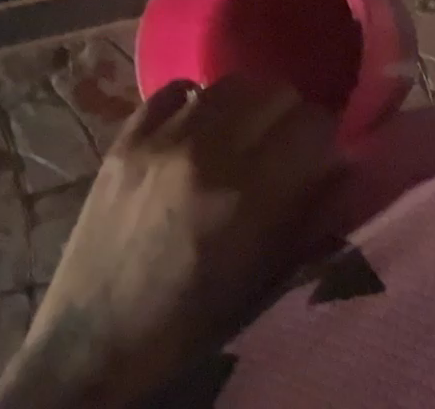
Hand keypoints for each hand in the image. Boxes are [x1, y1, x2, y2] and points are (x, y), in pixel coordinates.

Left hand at [0, 75, 336, 408]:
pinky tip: (198, 126)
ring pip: (230, 84)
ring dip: (249, 104)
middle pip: (277, 93)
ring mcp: (161, 142)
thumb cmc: (193, 319)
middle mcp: (209, 153)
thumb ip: (309, 206)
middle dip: (292, 115)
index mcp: (250, 193)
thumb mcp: (268, 271)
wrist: (93, 348)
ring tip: (245, 131)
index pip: (314, 123)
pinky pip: (172, 92)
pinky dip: (194, 101)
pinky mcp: (123, 144)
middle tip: (287, 142)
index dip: (326, 136)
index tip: (323, 154)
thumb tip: (340, 161)